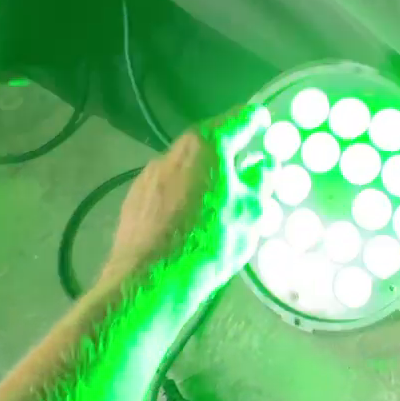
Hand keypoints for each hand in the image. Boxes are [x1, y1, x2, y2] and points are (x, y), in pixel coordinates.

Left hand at [106, 109, 269, 292]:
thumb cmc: (210, 243)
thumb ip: (259, 182)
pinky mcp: (135, 197)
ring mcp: (150, 173)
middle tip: (246, 164)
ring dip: (205, 173)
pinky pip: (169, 185)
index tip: (264, 122)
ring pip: (187, 165)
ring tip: (219, 196)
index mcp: (208, 147)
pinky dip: (185, 191)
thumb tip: (264, 163)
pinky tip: (190, 217)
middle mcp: (175, 151)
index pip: (238, 120)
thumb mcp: (249, 214)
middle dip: (229, 150)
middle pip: (208, 141)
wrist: (149, 280)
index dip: (255, 120)